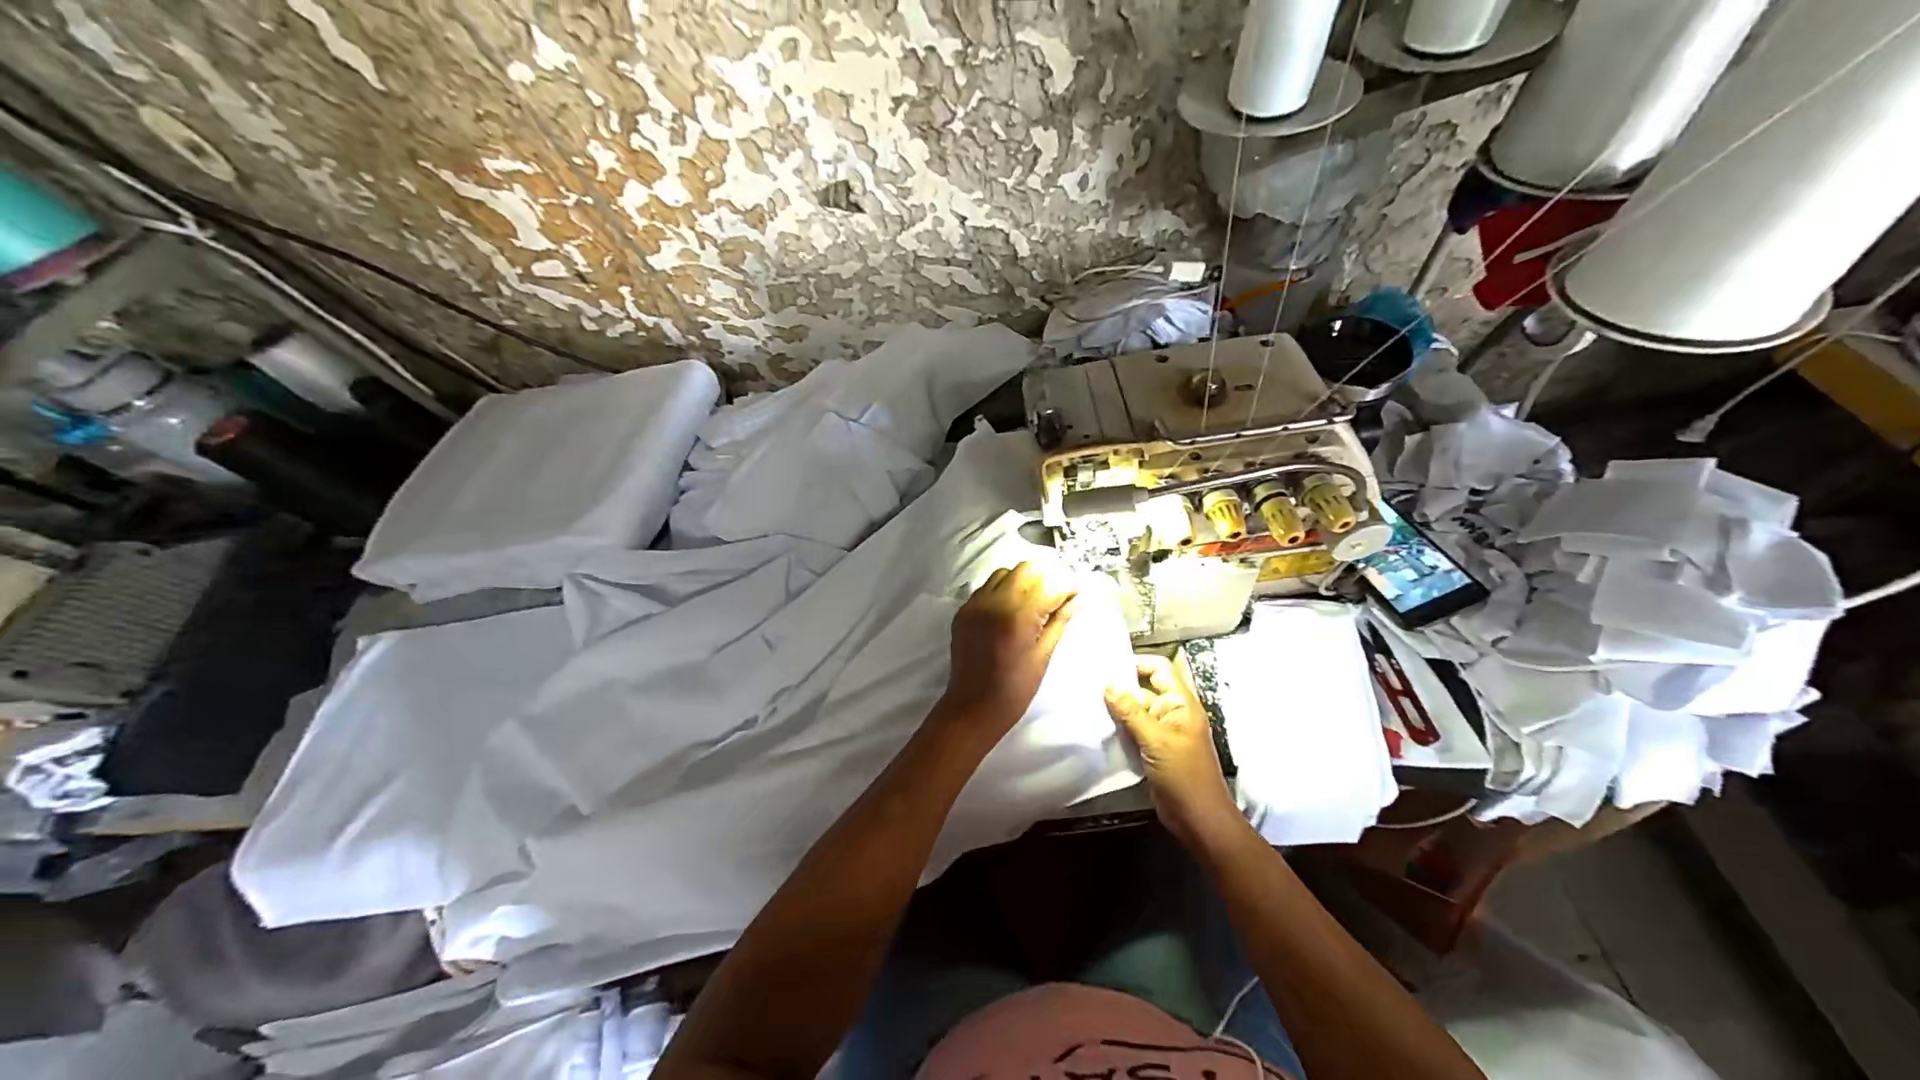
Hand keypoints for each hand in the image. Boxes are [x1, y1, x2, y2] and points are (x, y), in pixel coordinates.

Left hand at [940, 562, 1078, 733]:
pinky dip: (1002, 591)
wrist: (972, 707)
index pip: (1049, 585)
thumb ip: (1060, 621)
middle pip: (1025, 569)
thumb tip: (1080, 599)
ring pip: (1003, 574)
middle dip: (1044, 579)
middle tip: (1055, 598)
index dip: (1066, 588)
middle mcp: (994, 602)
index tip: (1075, 596)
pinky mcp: (963, 611)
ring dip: (1022, 582)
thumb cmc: (1015, 689)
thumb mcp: (1043, 655)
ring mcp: (975, 605)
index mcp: (1018, 615)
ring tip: (1032, 604)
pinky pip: (986, 588)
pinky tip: (1010, 611)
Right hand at [1105, 654, 1245, 847]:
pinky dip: (1118, 729)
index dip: (1138, 663)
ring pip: (1136, 712)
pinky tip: (1098, 728)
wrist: (1198, 819)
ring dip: (1116, 710)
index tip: (1109, 665)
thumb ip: (1132, 712)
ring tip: (1088, 704)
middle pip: (1144, 689)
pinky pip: (1133, 731)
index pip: (1160, 669)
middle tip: (1089, 685)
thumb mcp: (1157, 740)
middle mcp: (1172, 714)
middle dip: (1120, 687)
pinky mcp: (1152, 750)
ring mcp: (1162, 733)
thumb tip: (1109, 685)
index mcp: (1181, 704)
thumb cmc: (1184, 776)